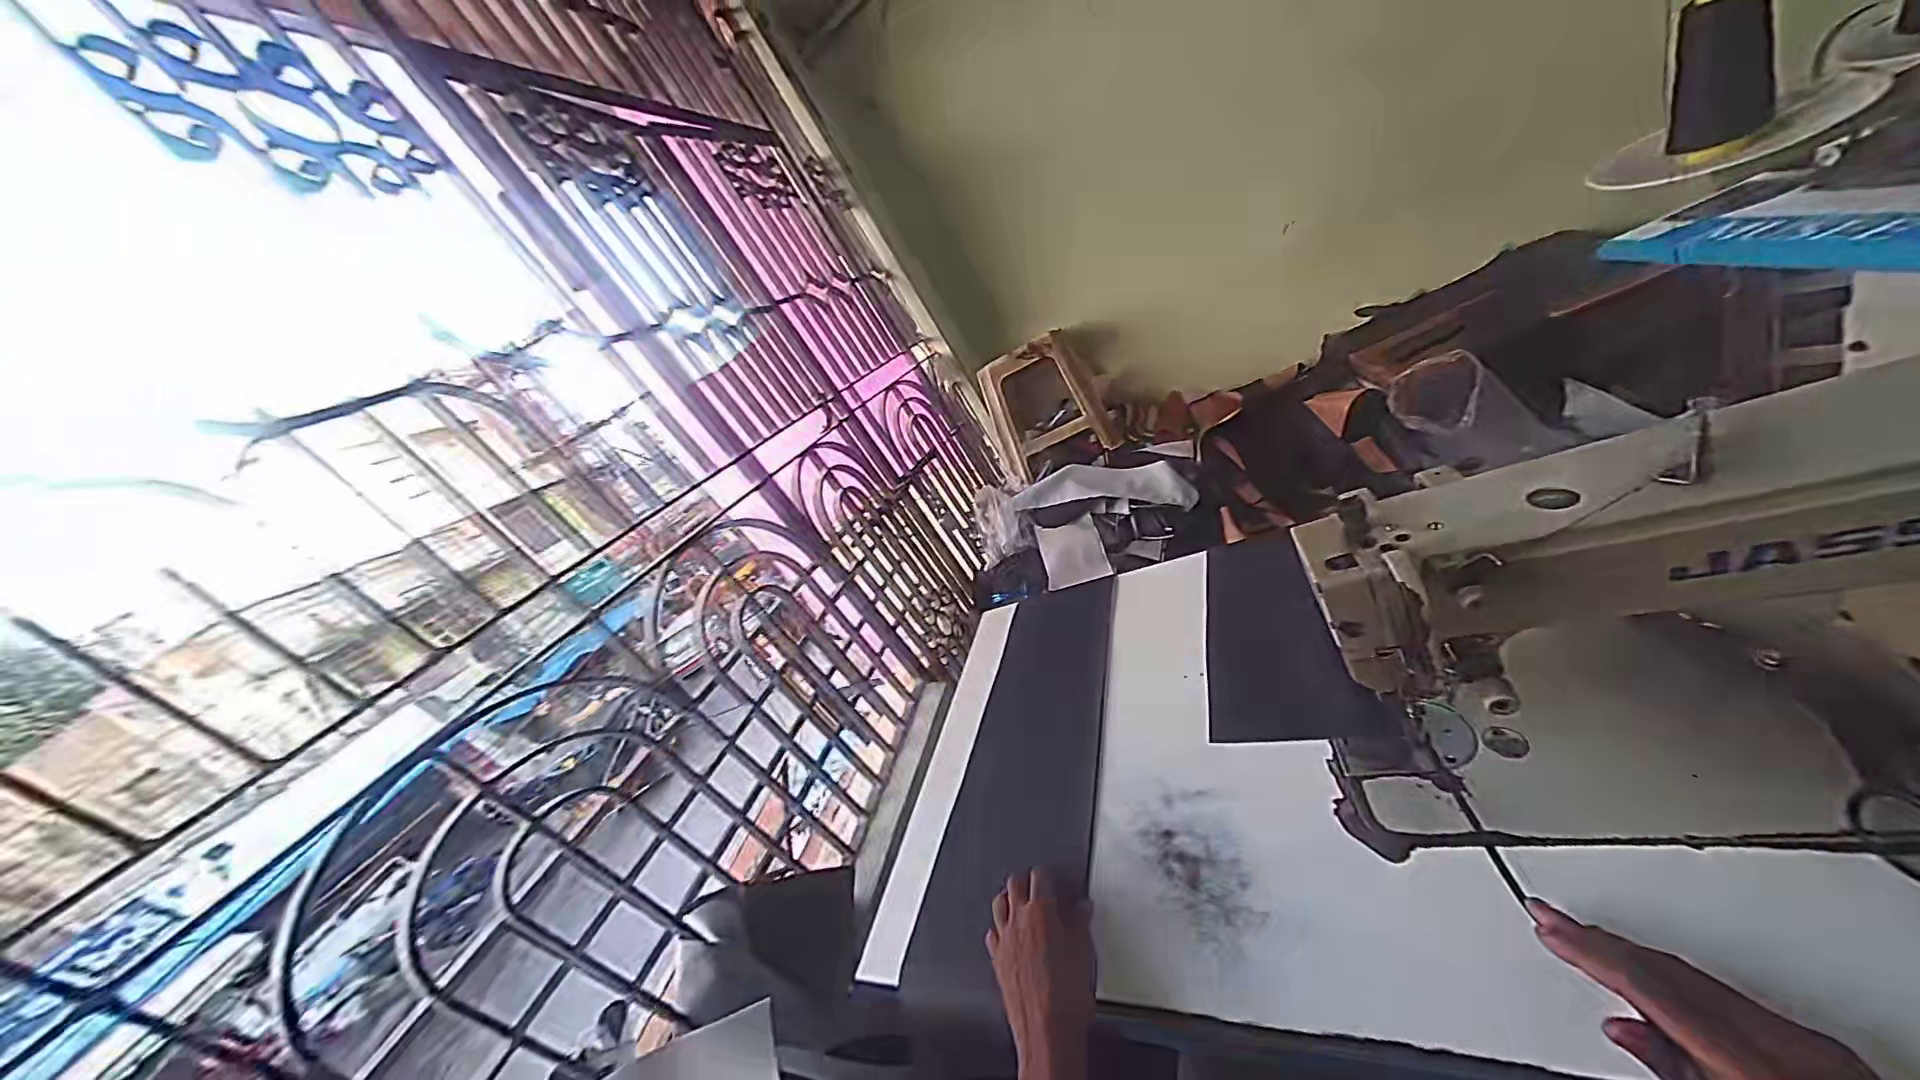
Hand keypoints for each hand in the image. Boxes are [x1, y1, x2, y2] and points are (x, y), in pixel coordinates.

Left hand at [986, 867, 1094, 1079]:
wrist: (1047, 1031)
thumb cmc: (1066, 997)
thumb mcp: (1084, 951)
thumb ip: (1080, 922)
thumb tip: (1082, 908)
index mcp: (1041, 912)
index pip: (1041, 876)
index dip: (1051, 874)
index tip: (1059, 879)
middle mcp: (1018, 920)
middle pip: (1015, 883)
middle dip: (1027, 879)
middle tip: (1040, 885)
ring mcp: (1005, 939)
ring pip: (999, 903)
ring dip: (1010, 898)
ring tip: (1021, 902)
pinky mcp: (997, 959)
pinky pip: (993, 932)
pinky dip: (1000, 927)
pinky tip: (1009, 933)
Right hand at [1528, 900, 1878, 1079]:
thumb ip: (1671, 1068)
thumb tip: (1620, 1028)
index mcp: (1755, 1061)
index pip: (1650, 983)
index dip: (1588, 946)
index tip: (1546, 921)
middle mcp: (1789, 1046)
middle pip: (1670, 972)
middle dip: (1602, 941)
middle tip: (1549, 916)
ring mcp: (1815, 1048)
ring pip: (1698, 978)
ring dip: (1634, 955)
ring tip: (1585, 936)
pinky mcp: (1826, 1051)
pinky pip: (1733, 997)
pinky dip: (1679, 977)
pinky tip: (1651, 972)